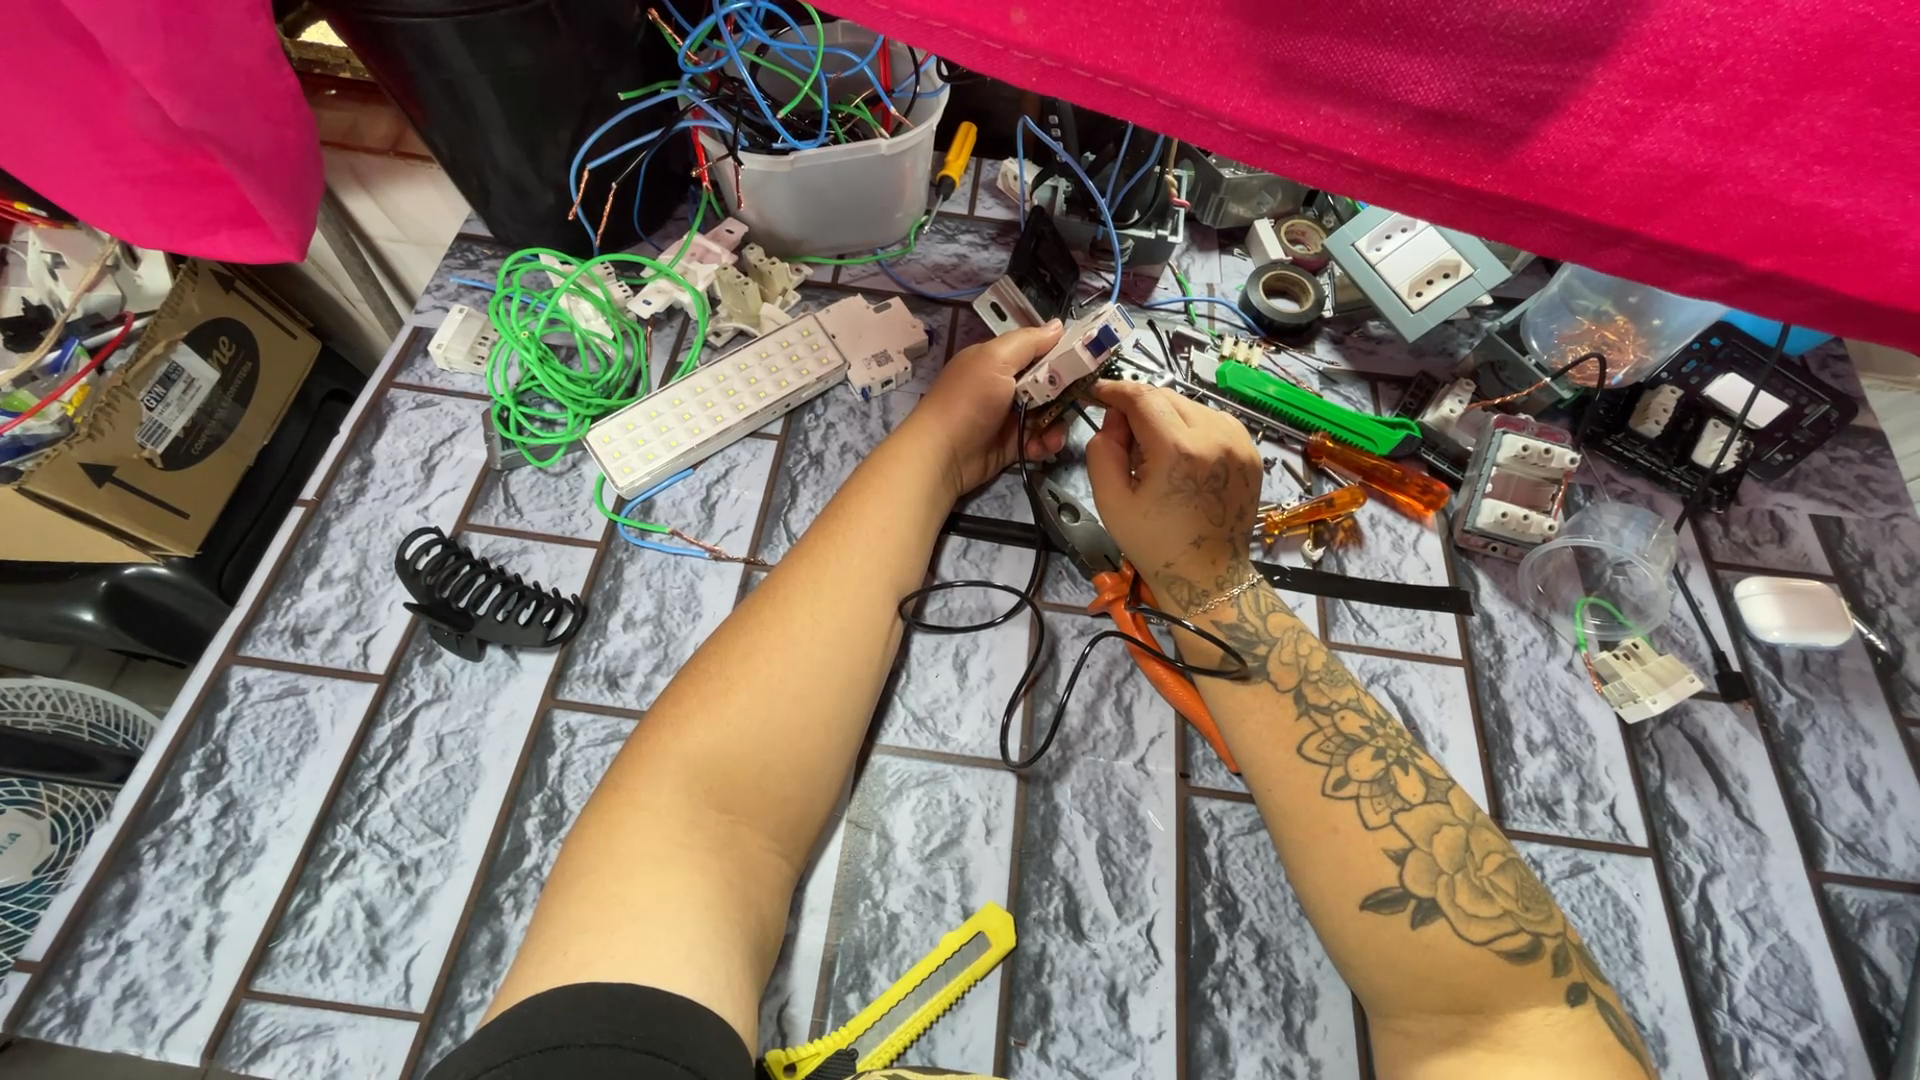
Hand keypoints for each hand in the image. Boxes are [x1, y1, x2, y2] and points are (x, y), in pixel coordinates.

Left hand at [898, 320, 1068, 500]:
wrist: (942, 455)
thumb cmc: (968, 400)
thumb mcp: (995, 360)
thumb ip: (1029, 342)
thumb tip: (1060, 325)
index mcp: (1001, 360)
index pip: (1042, 351)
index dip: (1066, 355)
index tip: (1092, 360)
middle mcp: (1008, 386)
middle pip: (1052, 385)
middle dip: (1066, 395)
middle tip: (1077, 402)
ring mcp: (1011, 416)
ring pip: (1051, 415)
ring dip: (1057, 425)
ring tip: (1050, 437)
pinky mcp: (1014, 444)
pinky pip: (1040, 439)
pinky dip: (1044, 444)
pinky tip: (1039, 448)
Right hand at [1085, 380, 1264, 613]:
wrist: (1206, 574)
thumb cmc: (1154, 543)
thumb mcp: (1110, 501)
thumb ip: (1103, 451)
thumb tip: (1114, 420)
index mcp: (1178, 450)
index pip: (1143, 398)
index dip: (1116, 391)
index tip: (1099, 394)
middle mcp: (1214, 436)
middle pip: (1167, 397)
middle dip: (1138, 408)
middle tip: (1122, 436)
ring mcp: (1238, 442)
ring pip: (1190, 406)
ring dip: (1165, 418)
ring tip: (1153, 452)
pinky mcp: (1250, 451)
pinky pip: (1212, 422)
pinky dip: (1190, 428)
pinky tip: (1180, 456)